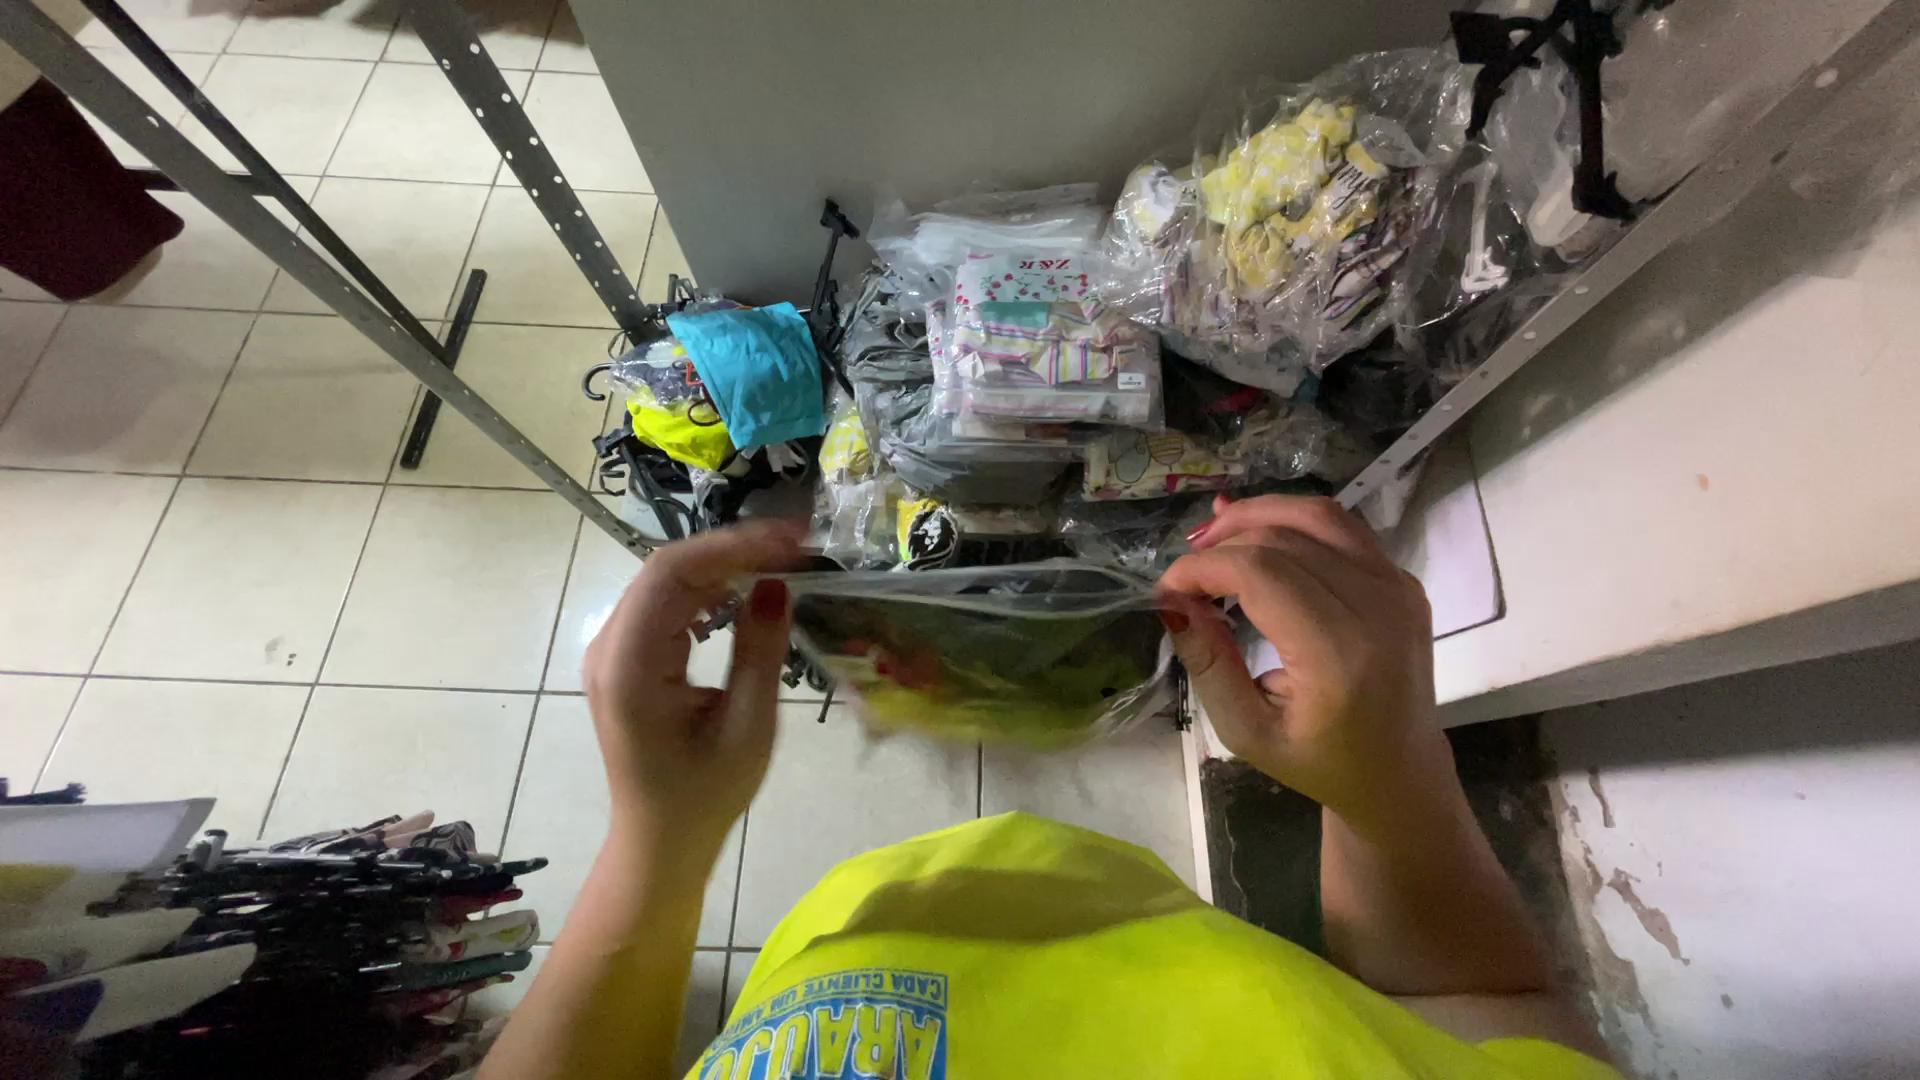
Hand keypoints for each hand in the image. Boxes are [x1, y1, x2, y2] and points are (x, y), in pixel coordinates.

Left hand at [581, 522, 802, 855]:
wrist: (661, 839)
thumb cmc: (706, 794)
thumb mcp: (748, 726)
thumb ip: (760, 650)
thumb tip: (777, 584)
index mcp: (630, 666)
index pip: (672, 574)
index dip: (733, 545)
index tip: (791, 540)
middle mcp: (609, 647)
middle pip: (667, 569)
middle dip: (734, 547)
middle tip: (797, 544)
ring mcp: (614, 649)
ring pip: (667, 579)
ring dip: (724, 562)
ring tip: (782, 558)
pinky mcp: (628, 656)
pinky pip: (667, 602)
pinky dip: (710, 586)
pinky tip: (747, 586)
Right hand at [1157, 496, 1451, 826]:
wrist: (1400, 773)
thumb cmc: (1319, 762)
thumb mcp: (1245, 730)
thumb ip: (1207, 662)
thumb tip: (1173, 602)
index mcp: (1340, 655)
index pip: (1261, 573)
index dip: (1203, 568)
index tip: (1167, 590)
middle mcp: (1378, 608)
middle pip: (1281, 537)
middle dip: (1219, 545)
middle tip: (1184, 577)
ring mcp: (1397, 586)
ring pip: (1314, 514)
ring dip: (1253, 516)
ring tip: (1210, 540)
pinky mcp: (1400, 579)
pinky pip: (1338, 526)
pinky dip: (1287, 517)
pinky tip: (1249, 527)